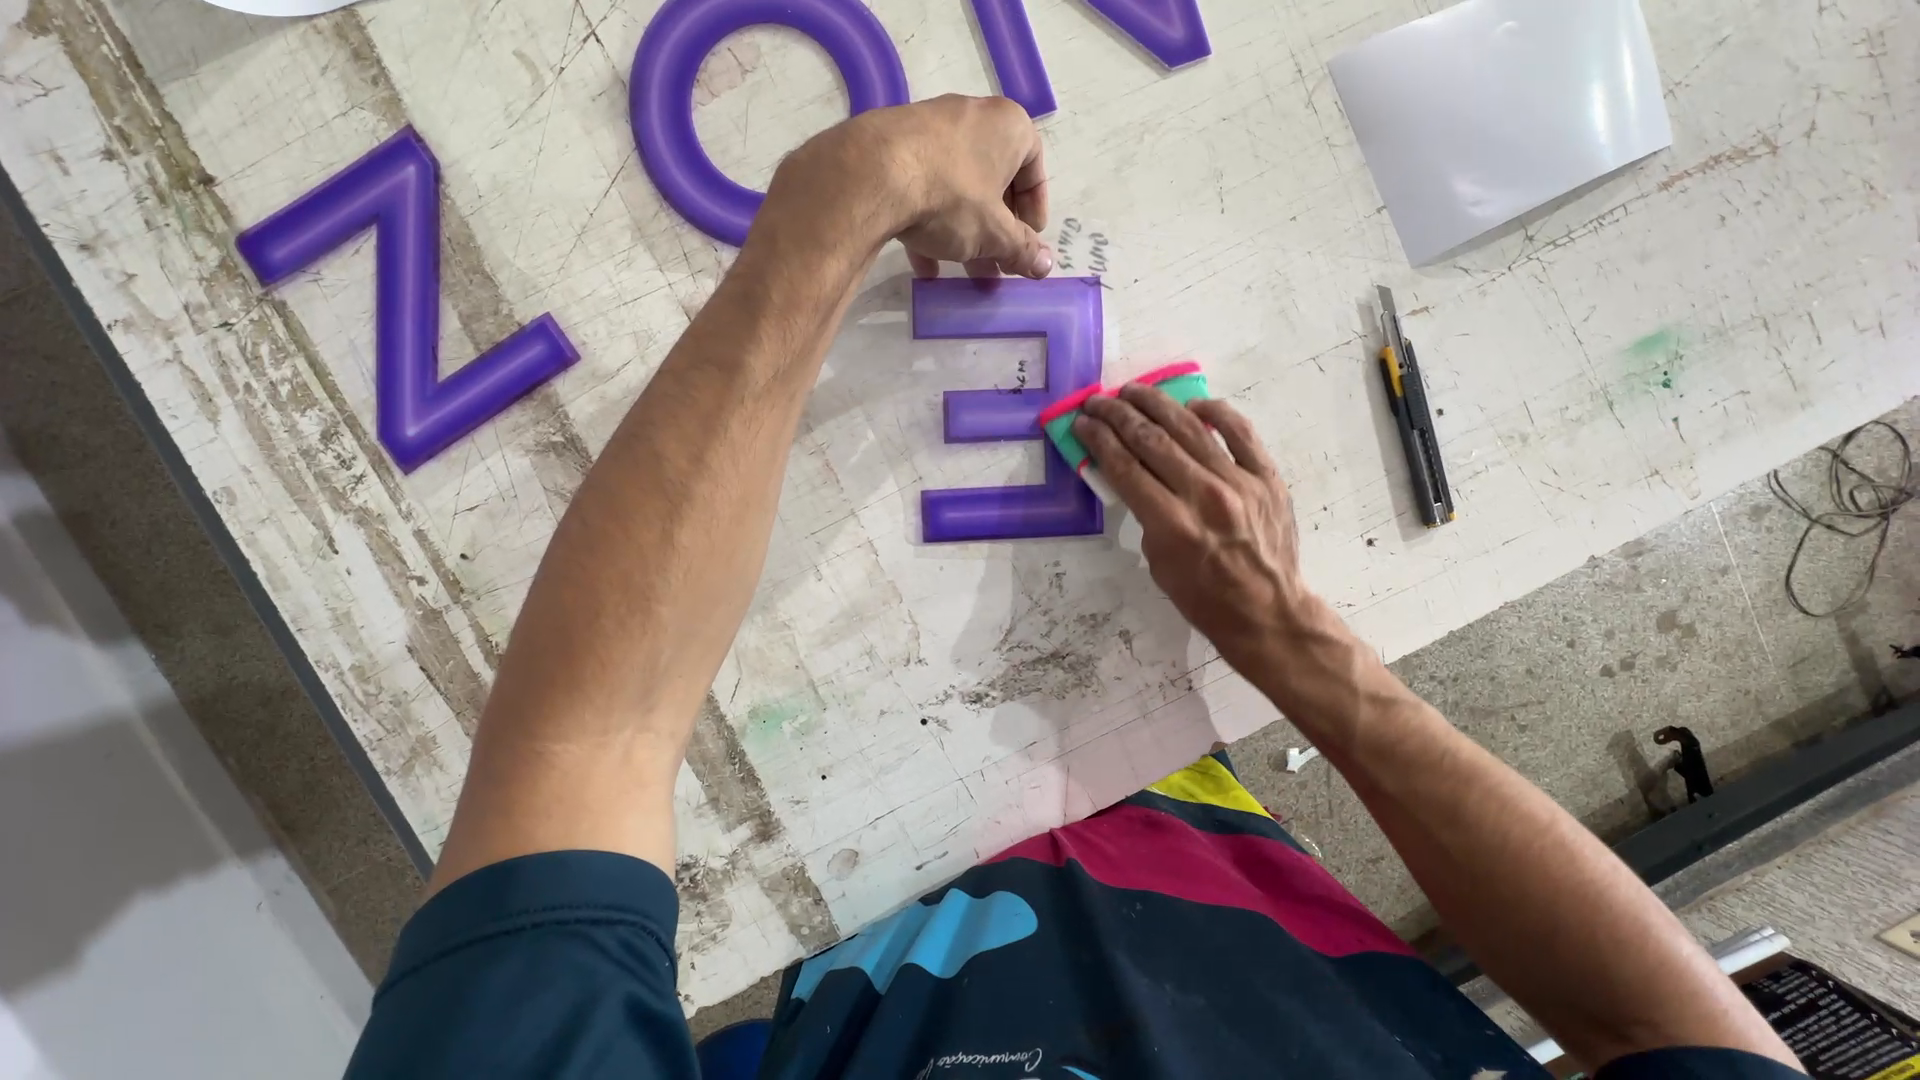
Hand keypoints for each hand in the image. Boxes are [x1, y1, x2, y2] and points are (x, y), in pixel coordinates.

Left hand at [766, 95, 1052, 278]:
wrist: (871, 174)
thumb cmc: (950, 196)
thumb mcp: (993, 233)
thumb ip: (1021, 250)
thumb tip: (1046, 267)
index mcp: (1008, 125)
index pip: (1034, 166)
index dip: (1035, 209)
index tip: (1029, 240)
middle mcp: (971, 116)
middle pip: (993, 180)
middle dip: (997, 229)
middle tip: (997, 265)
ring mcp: (929, 127)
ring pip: (957, 186)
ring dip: (965, 232)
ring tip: (964, 272)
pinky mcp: (893, 145)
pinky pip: (923, 186)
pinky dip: (929, 222)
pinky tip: (925, 264)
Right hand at [1073, 385, 1314, 673]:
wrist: (1266, 612)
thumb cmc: (1204, 598)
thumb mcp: (1158, 564)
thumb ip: (1146, 516)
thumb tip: (1137, 479)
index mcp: (1171, 524)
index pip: (1125, 466)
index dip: (1099, 439)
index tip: (1082, 423)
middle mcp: (1203, 495)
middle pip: (1151, 440)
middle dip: (1117, 415)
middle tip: (1097, 401)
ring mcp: (1238, 482)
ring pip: (1189, 428)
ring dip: (1155, 404)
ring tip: (1133, 391)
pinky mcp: (1266, 476)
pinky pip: (1239, 432)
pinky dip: (1214, 412)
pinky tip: (1191, 405)